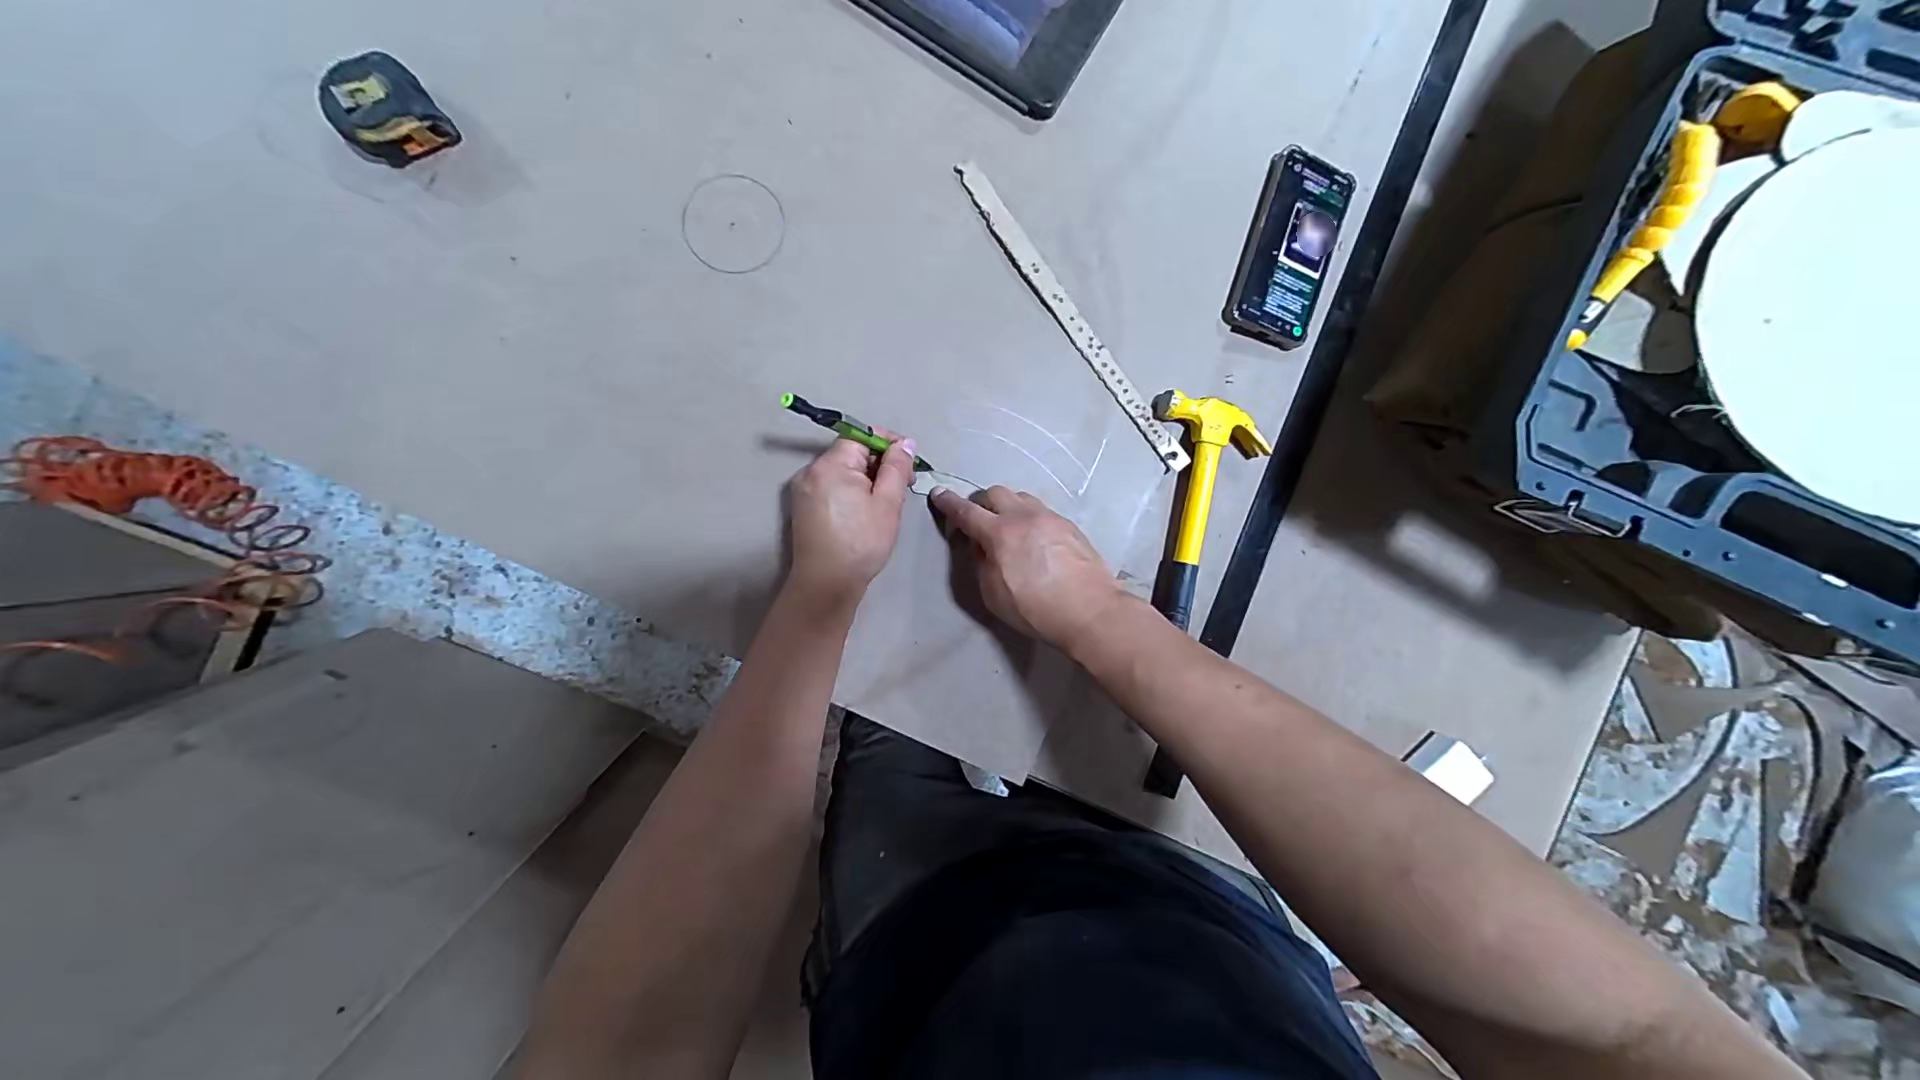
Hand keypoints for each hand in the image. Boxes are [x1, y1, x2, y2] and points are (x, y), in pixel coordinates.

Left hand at [786, 435, 914, 606]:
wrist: (826, 584)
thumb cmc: (860, 544)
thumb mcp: (887, 503)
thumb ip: (897, 468)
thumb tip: (904, 444)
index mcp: (830, 465)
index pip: (860, 437)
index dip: (887, 443)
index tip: (908, 461)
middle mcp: (811, 472)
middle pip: (850, 453)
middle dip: (878, 463)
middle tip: (902, 485)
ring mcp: (803, 490)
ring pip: (842, 471)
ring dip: (866, 478)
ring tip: (885, 502)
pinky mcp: (804, 507)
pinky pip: (832, 487)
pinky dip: (851, 491)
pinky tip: (865, 512)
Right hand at [929, 486, 1129, 651]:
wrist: (1090, 610)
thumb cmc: (1036, 610)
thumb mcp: (994, 594)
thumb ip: (981, 564)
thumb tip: (980, 546)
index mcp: (1000, 533)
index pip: (966, 512)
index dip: (949, 503)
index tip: (939, 494)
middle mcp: (1024, 517)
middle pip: (995, 493)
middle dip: (980, 502)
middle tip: (976, 518)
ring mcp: (1050, 517)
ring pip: (1021, 498)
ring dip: (1007, 506)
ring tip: (1006, 526)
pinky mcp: (1069, 525)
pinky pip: (1041, 511)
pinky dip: (1028, 517)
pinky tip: (1032, 537)